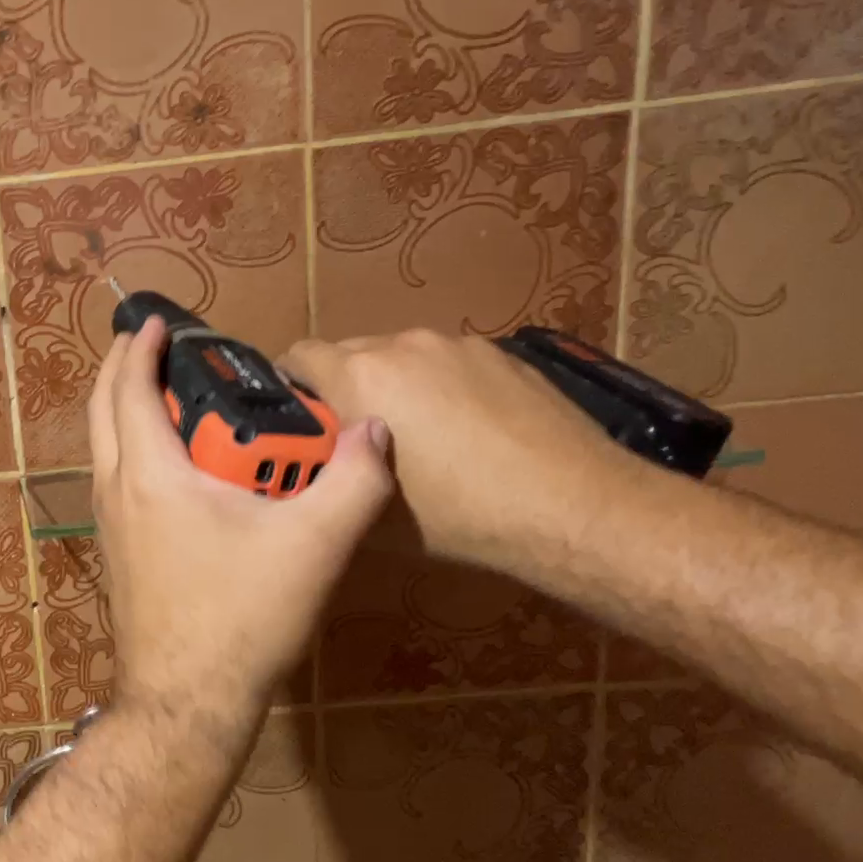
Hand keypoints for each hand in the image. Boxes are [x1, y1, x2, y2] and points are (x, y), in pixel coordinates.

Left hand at [89, 318, 394, 717]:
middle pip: (101, 410)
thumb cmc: (242, 616)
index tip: (154, 323)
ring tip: (163, 393)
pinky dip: (129, 444)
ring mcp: (108, 521)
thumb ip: (353, 482)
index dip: (138, 351)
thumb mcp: (313, 547)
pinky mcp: (115, 547)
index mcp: (149, 474)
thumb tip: (376, 431)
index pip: (130, 391)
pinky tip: (171, 460)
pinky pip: (113, 475)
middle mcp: (115, 489)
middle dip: (119, 368)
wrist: (185, 696)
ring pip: (102, 445)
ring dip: (121, 408)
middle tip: (148, 345)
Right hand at [278, 329, 646, 573]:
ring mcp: (455, 346)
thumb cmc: (455, 515)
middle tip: (354, 435)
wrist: (573, 507)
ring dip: (392, 385)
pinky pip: (447, 363)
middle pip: (347, 354)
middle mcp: (400, 346)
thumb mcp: (367, 509)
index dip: (289, 386)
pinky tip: (467, 429)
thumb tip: (312, 464)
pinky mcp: (501, 354)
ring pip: (400, 357)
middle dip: (342, 387)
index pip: (296, 356)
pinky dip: (441, 386)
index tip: (298, 420)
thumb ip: (329, 472)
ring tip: (418, 433)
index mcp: (359, 375)